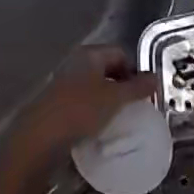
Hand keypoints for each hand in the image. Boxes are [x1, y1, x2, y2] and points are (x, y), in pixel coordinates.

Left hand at [6, 45, 158, 173]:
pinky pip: (83, 103)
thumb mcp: (115, 99)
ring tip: (118, 120)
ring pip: (95, 88)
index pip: (120, 53)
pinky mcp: (56, 105)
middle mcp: (75, 64)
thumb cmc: (80, 111)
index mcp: (89, 55)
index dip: (135, 70)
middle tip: (134, 107)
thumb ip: (137, 87)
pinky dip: (94, 112)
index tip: (144, 92)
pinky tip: (98, 128)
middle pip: (107, 69)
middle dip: (123, 86)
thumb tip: (155, 77)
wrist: (39, 140)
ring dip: (108, 101)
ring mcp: (63, 84)